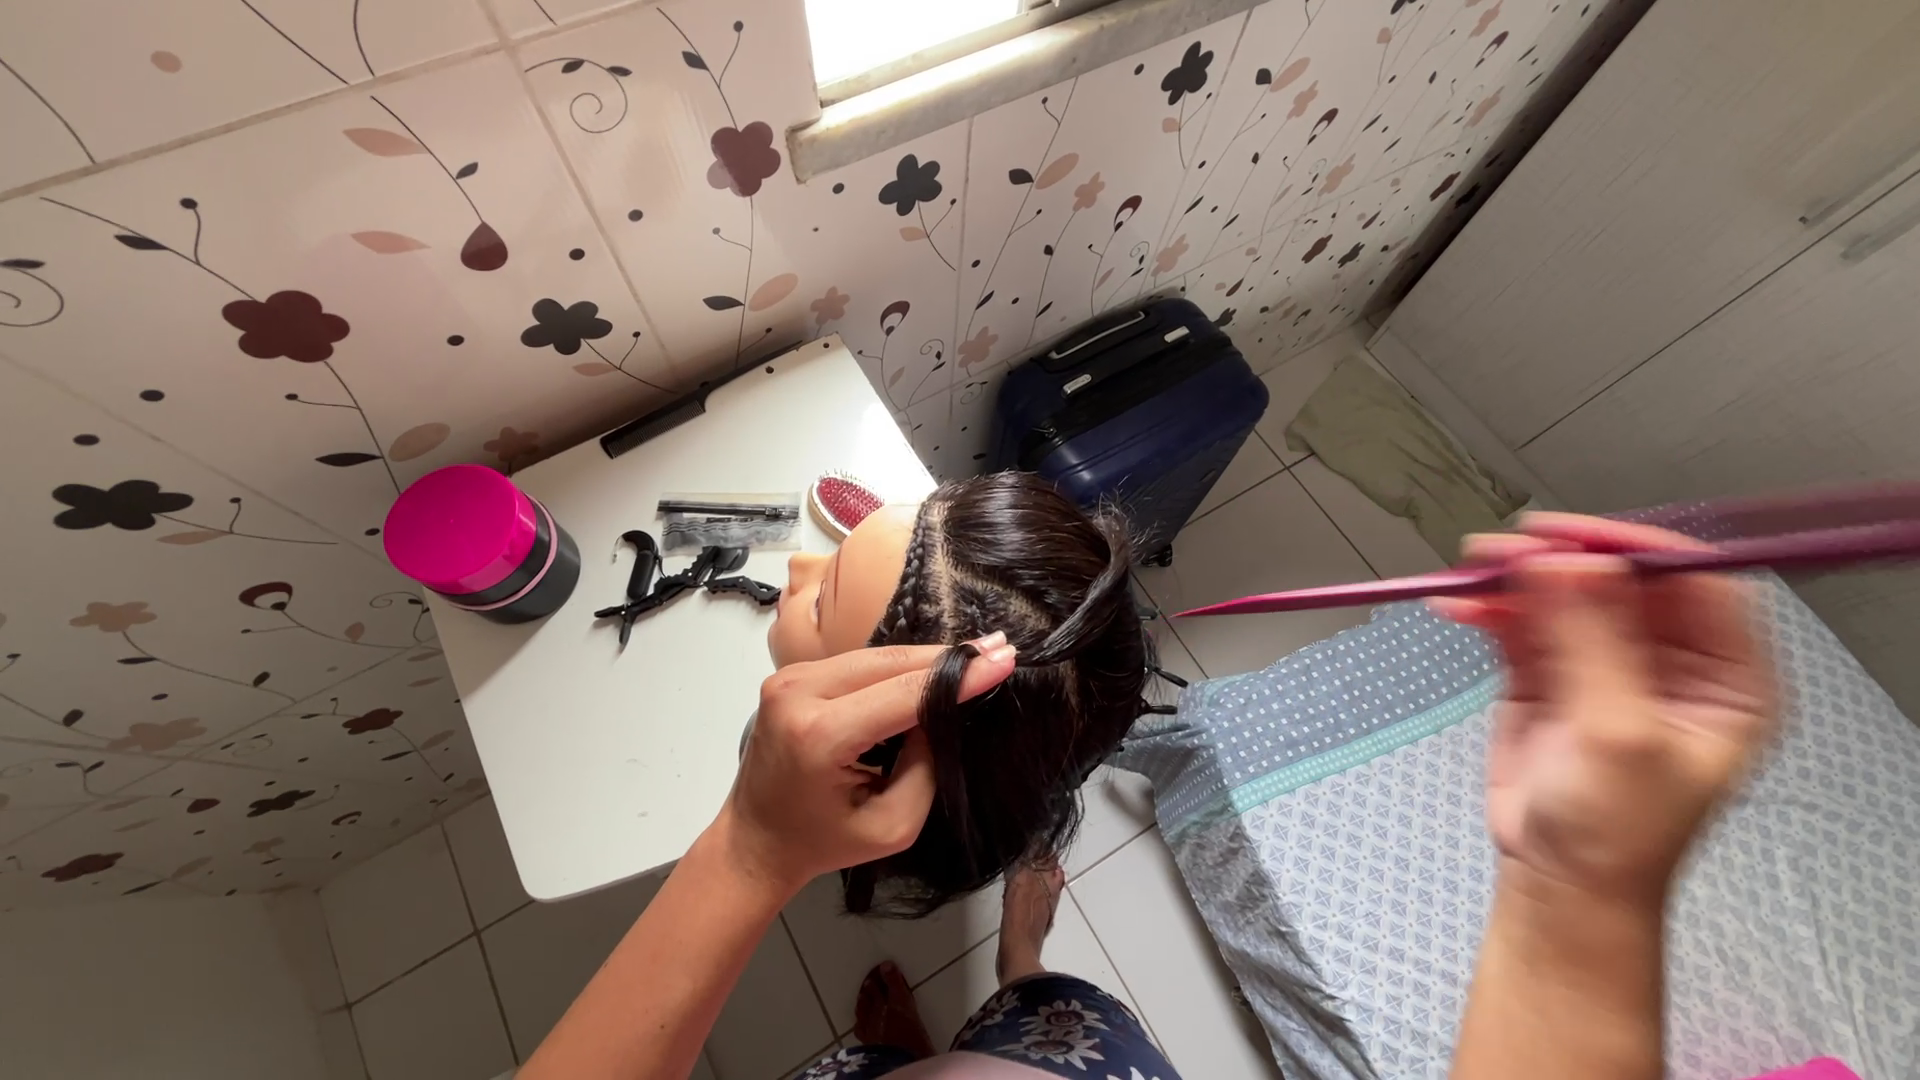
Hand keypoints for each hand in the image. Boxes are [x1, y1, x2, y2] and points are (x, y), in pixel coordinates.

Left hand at [712, 634, 1016, 897]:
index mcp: (818, 736)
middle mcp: (797, 693)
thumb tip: (941, 713)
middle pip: (889, 662)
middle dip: (947, 658)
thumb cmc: (823, 844)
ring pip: (874, 656)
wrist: (753, 841)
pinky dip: (895, 666)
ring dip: (923, 658)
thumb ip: (925, 769)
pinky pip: (857, 662)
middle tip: (1000, 647)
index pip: (903, 694)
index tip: (1004, 659)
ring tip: (973, 655)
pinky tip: (929, 668)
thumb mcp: (892, 826)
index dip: (959, 676)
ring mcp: (788, 678)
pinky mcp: (789, 674)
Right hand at [1433, 513, 1777, 905]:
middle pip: (1614, 585)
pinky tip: (1454, 606)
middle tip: (1504, 548)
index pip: (1692, 585)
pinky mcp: (1543, 676)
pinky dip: (1485, 611)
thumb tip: (1568, 563)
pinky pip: (1516, 626)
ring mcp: (1597, 665)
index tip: (1569, 536)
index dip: (1634, 551)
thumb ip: (1595, 642)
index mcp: (1720, 677)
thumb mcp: (1618, 731)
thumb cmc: (1615, 824)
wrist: (1557, 874)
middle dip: (1559, 561)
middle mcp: (1662, 662)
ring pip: (1558, 599)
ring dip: (1513, 581)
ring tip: (1468, 569)